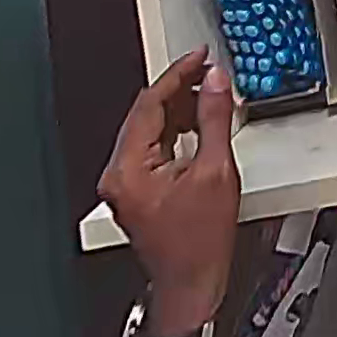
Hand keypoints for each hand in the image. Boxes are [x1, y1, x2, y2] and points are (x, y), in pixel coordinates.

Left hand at [98, 48, 240, 336]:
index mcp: (129, 169)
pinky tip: (201, 118)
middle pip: (147, 112)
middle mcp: (120, 173)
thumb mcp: (215, 168)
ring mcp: (128, 180)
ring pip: (152, 125)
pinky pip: (157, 140)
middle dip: (180, 87)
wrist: (193, 280)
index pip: (149, 104)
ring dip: (182, 104)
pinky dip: (179, 123)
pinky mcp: (141, 184)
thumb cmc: (199, 238)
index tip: (199, 57)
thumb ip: (214, 117)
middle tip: (209, 69)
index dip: (177, 74)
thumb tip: (215, 81)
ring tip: (211, 92)